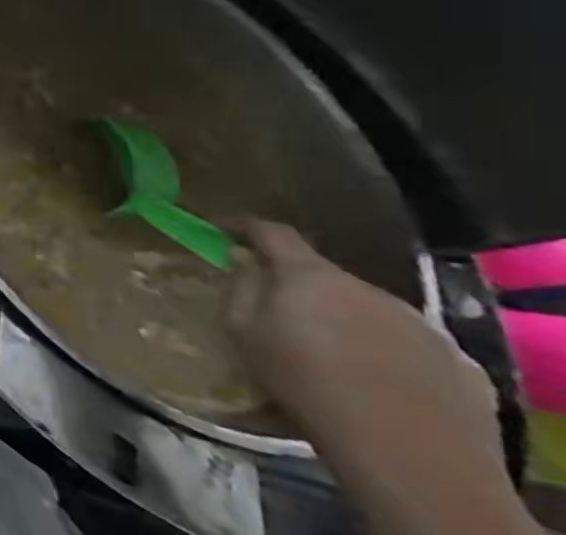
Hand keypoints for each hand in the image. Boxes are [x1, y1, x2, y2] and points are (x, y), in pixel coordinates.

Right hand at [228, 221, 500, 459]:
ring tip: (331, 353)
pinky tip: (376, 380)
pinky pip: (405, 342)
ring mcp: (418, 322)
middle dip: (297, 285)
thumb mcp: (244, 334)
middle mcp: (365, 287)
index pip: (272, 231)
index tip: (225, 230)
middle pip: (321, 274)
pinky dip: (383, 350)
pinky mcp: (455, 360)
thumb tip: (245, 261)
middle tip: (279, 311)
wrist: (411, 454)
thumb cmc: (305, 384)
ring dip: (343, 318)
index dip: (245, 226)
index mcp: (309, 275)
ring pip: (365, 307)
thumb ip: (240, 288)